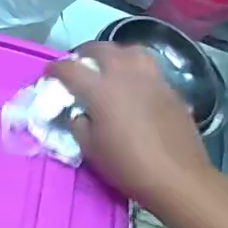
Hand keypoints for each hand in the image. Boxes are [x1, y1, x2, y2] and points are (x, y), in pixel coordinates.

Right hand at [46, 42, 212, 211]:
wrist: (178, 178)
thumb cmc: (128, 165)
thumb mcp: (90, 149)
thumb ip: (78, 125)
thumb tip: (78, 113)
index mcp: (101, 90)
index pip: (70, 68)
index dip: (55, 69)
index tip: (49, 74)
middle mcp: (126, 76)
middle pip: (102, 49)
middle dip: (85, 53)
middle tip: (79, 64)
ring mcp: (152, 80)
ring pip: (131, 51)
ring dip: (115, 54)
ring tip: (109, 66)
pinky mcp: (171, 90)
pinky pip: (150, 68)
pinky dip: (135, 69)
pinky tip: (133, 85)